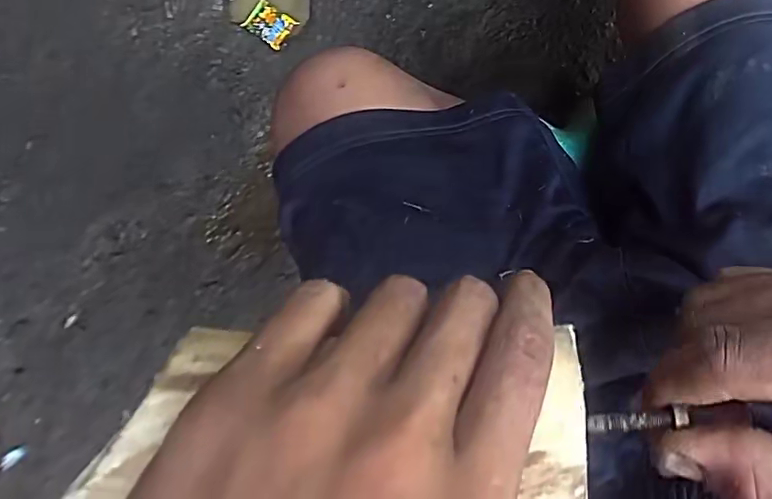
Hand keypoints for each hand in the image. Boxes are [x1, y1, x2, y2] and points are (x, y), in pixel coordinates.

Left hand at [130, 272, 553, 498]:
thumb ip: (487, 487)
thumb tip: (500, 405)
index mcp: (464, 497)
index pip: (521, 357)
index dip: (531, 310)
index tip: (525, 293)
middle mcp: (400, 433)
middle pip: (463, 307)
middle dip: (468, 311)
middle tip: (448, 337)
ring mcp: (316, 402)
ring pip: (397, 295)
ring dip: (402, 318)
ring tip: (381, 352)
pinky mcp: (241, 390)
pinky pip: (318, 298)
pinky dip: (330, 317)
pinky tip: (320, 352)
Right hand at [643, 265, 771, 498]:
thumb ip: (755, 471)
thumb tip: (667, 445)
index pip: (725, 353)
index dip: (675, 388)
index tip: (645, 425)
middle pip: (709, 316)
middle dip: (683, 372)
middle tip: (690, 435)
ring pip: (712, 298)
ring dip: (697, 352)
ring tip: (721, 412)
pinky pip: (732, 292)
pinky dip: (717, 332)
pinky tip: (741, 378)